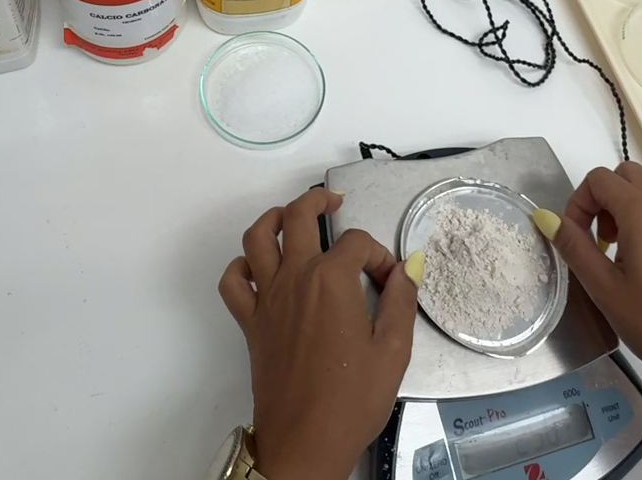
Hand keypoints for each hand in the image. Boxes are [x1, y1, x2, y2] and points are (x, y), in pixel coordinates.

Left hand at [219, 189, 419, 479]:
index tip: (390, 280)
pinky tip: (259, 266)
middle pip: (298, 216)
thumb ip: (402, 300)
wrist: (305, 443)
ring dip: (273, 218)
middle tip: (334, 201)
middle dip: (318, 200)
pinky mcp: (250, 321)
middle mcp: (295, 277)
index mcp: (332, 279)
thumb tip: (407, 267)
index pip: (357, 243)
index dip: (379, 255)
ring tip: (291, 216)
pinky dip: (241, 266)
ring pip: (257, 237)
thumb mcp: (394, 351)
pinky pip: (233, 281)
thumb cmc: (352, 399)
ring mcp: (267, 297)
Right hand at [537, 162, 641, 395]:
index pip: (598, 180)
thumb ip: (573, 246)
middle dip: (602, 198)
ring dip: (626, 202)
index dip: (578, 203)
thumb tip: (545, 217)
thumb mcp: (605, 288)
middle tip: (598, 240)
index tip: (576, 239)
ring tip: (620, 244)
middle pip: (624, 173)